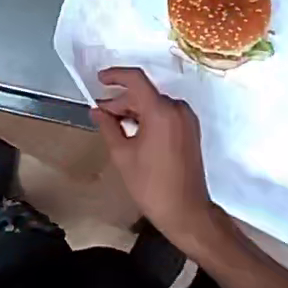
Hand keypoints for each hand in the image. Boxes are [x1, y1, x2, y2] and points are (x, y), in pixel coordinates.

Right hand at [91, 67, 226, 253]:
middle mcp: (177, 108)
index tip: (99, 79)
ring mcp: (186, 119)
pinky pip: (165, 113)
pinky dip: (148, 117)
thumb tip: (97, 111)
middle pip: (144, 93)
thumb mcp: (123, 155)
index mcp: (161, 111)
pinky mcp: (190, 129)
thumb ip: (108, 126)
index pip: (136, 79)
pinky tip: (131, 130)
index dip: (115, 75)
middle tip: (100, 112)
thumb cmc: (152, 185)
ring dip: (133, 109)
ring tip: (113, 123)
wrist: (187, 212)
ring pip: (154, 103)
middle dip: (121, 100)